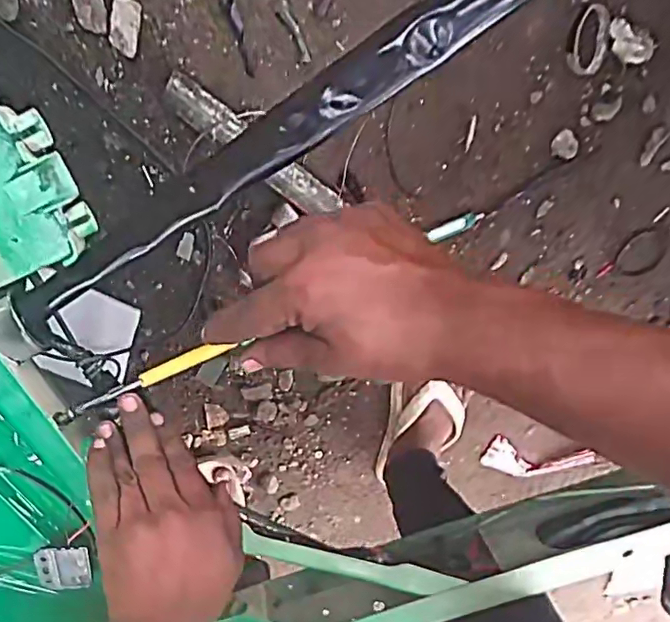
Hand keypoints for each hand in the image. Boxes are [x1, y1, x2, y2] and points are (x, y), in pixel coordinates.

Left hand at [86, 393, 243, 621]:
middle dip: (142, 427)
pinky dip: (100, 467)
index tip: (163, 421)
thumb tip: (219, 481)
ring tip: (113, 419)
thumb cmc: (200, 594)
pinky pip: (103, 491)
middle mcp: (168, 510)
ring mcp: (136, 520)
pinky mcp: (111, 532)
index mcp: (200, 515)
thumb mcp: (232, 555)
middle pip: (154, 460)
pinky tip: (98, 448)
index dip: (172, 439)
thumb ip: (227, 515)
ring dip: (119, 441)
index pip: (185, 466)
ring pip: (127, 471)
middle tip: (132, 402)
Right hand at [202, 204, 485, 383]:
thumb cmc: (405, 340)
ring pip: (288, 236)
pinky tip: (343, 275)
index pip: (246, 310)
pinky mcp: (366, 214)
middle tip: (281, 316)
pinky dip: (324, 249)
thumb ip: (283, 352)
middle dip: (261, 289)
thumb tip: (253, 355)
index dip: (226, 328)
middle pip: (257, 259)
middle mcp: (317, 246)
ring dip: (288, 264)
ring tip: (317, 295)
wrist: (454, 318)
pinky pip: (326, 225)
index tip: (215, 335)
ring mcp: (343, 224)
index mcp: (303, 286)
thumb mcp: (333, 359)